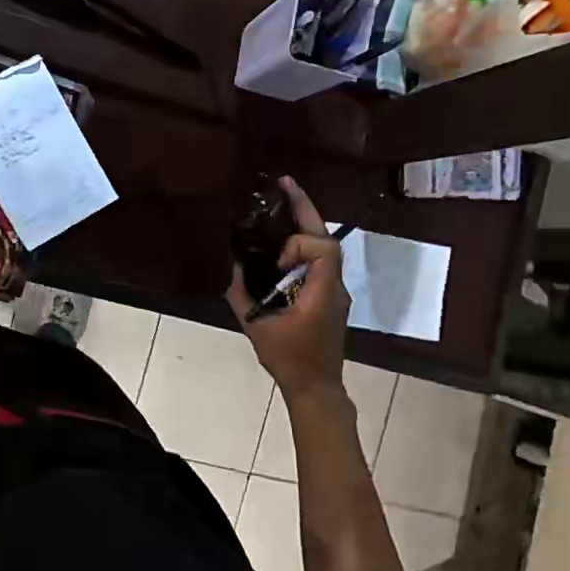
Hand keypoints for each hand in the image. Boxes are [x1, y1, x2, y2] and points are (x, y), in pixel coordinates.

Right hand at [225, 176, 348, 400]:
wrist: (316, 387)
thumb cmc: (289, 360)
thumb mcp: (257, 328)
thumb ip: (242, 296)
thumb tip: (234, 269)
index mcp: (322, 291)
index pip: (324, 248)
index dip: (300, 243)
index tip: (278, 260)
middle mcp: (334, 285)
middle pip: (327, 237)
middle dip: (306, 208)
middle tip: (285, 183)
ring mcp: (335, 291)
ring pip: (325, 248)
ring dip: (304, 227)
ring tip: (282, 208)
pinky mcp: (330, 297)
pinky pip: (319, 263)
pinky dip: (303, 249)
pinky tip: (282, 247)